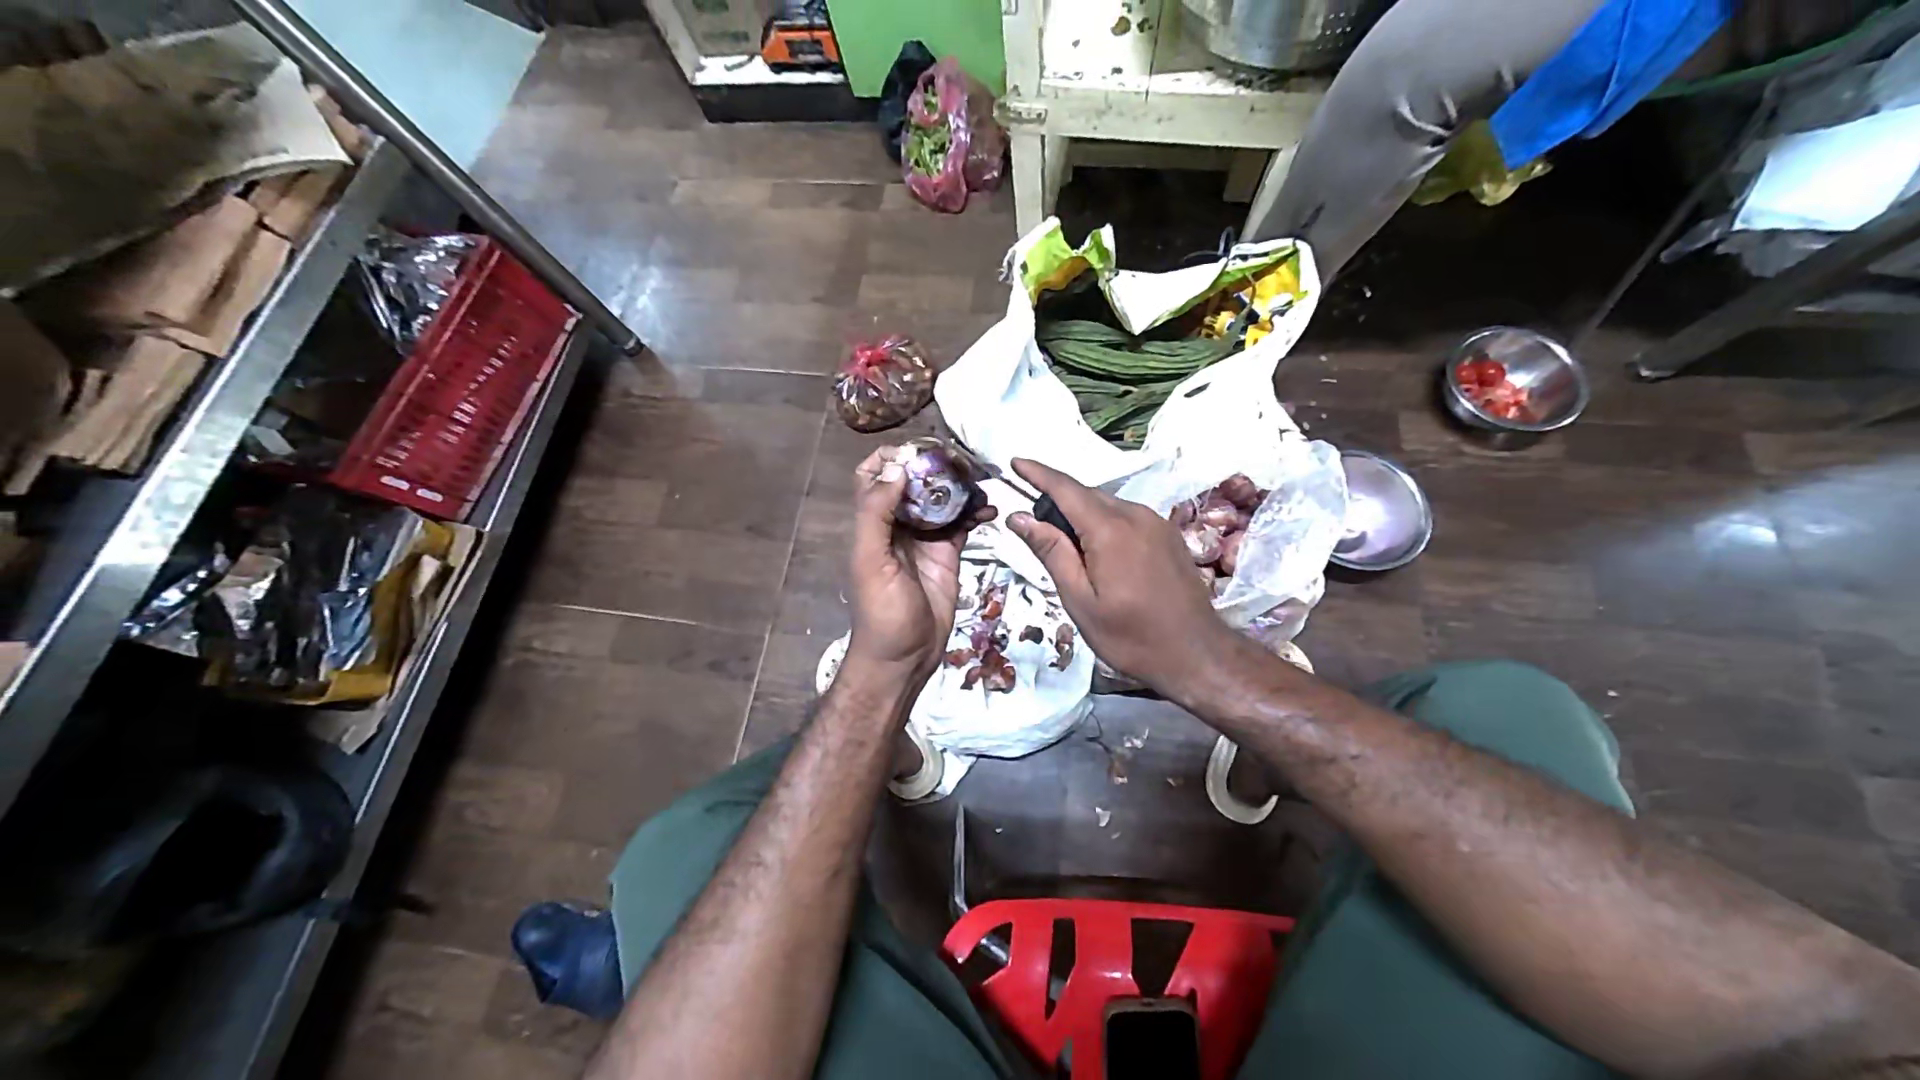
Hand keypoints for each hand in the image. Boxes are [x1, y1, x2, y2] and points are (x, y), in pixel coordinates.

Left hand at [844, 445, 994, 685]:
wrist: (904, 657)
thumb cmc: (880, 611)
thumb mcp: (869, 560)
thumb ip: (876, 513)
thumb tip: (898, 468)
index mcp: (872, 523)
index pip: (873, 476)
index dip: (890, 459)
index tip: (918, 453)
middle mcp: (897, 525)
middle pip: (914, 483)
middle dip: (935, 467)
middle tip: (961, 460)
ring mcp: (924, 539)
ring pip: (941, 500)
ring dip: (959, 487)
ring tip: (981, 480)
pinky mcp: (947, 554)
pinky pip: (962, 524)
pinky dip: (975, 512)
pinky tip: (989, 509)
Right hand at [1005, 459, 1245, 705]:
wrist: (1197, 654)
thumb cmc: (1131, 636)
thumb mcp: (1080, 600)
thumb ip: (1051, 553)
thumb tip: (1020, 517)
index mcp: (1110, 530)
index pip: (1065, 489)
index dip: (1037, 473)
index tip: (1015, 462)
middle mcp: (1135, 515)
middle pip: (1086, 494)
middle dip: (1056, 499)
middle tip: (1033, 525)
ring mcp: (1156, 523)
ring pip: (1107, 505)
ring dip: (1081, 514)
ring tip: (1064, 545)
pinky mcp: (1168, 535)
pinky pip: (1126, 517)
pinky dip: (1103, 523)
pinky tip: (1097, 551)